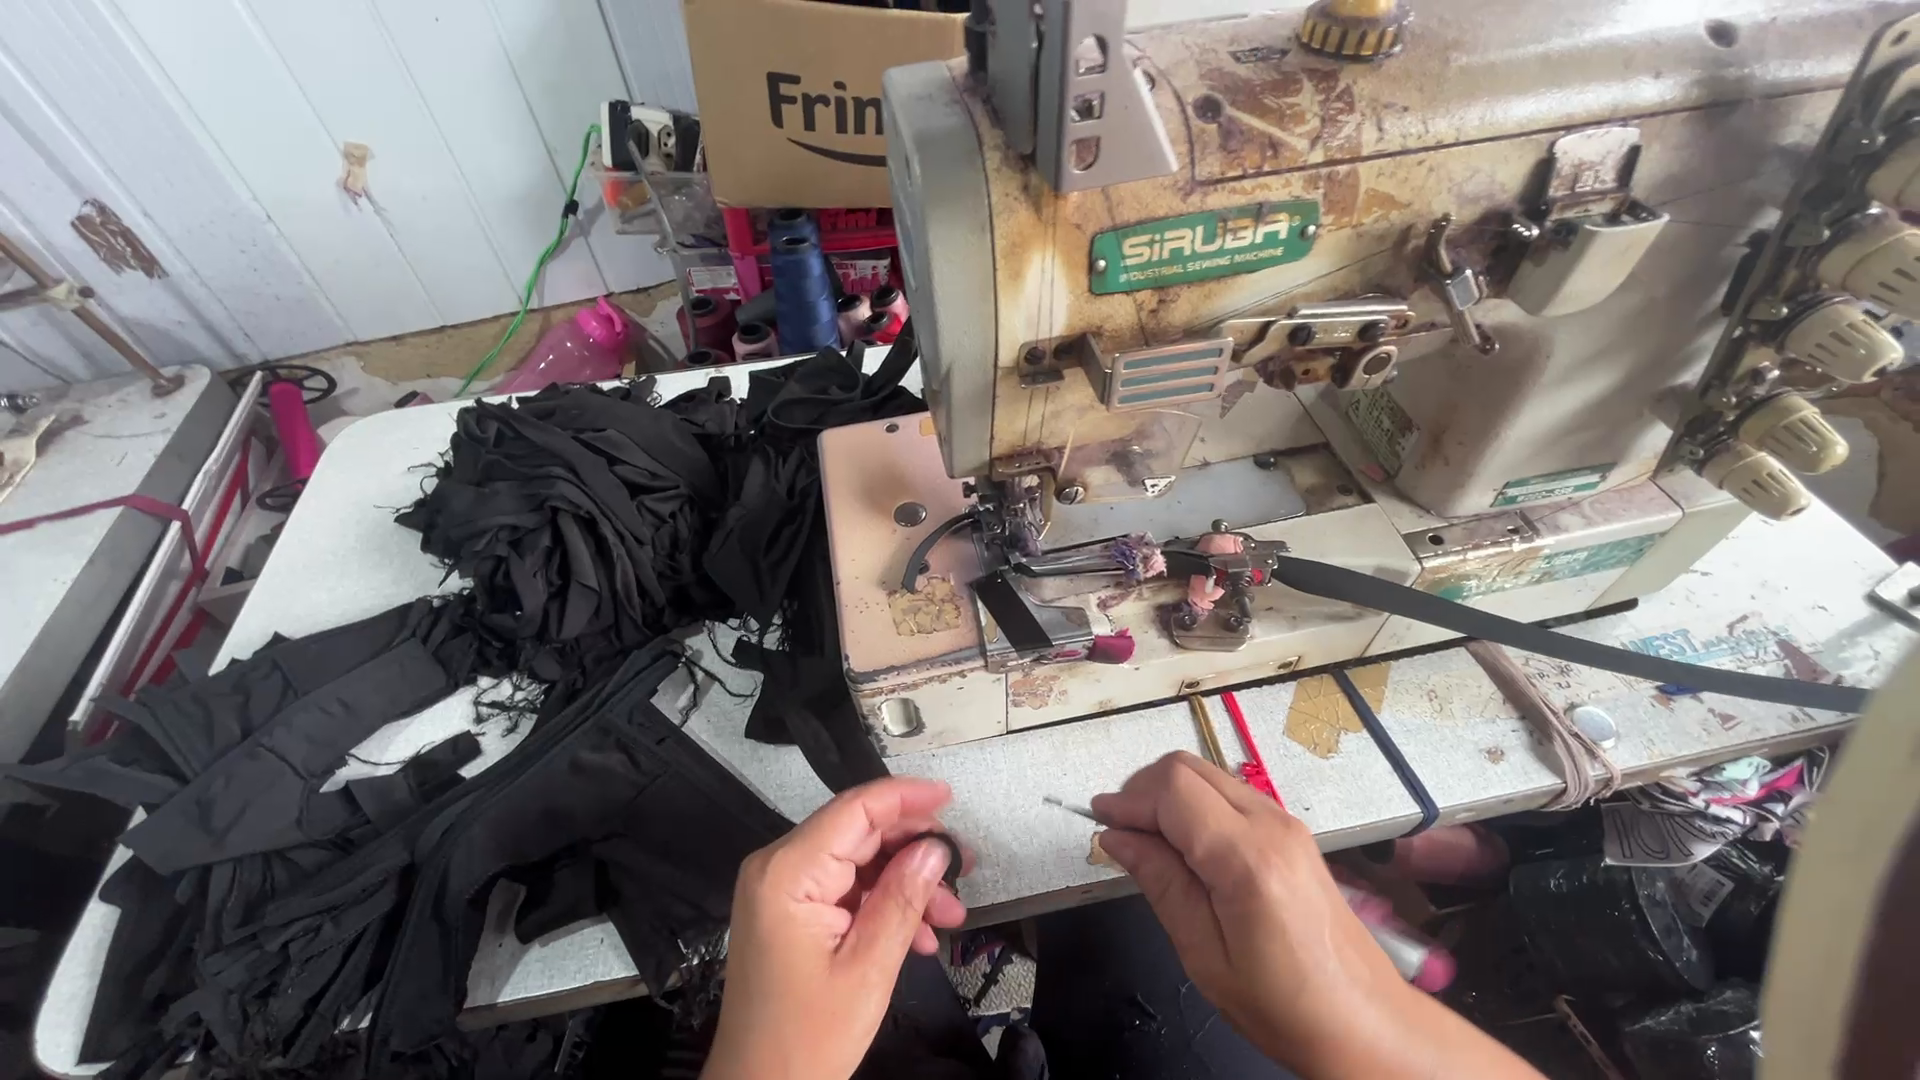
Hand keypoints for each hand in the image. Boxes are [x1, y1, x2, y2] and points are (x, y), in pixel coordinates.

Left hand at [703, 777, 967, 1079]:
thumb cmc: (805, 1040)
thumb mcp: (867, 968)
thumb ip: (903, 898)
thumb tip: (935, 848)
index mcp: (788, 873)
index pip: (854, 810)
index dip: (904, 797)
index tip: (948, 796)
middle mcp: (778, 867)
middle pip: (858, 832)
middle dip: (914, 847)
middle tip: (963, 865)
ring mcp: (781, 887)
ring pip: (858, 860)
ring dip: (905, 880)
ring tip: (949, 911)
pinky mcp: (790, 908)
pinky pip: (845, 886)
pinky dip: (882, 901)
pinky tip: (919, 931)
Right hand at [1093, 752, 1540, 1078]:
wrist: (1368, 1023)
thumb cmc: (1282, 1005)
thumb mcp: (1205, 956)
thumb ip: (1160, 883)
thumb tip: (1115, 837)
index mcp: (1247, 859)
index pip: (1172, 790)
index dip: (1127, 798)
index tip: (1098, 821)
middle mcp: (1270, 824)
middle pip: (1186, 768)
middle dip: (1142, 789)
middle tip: (1119, 831)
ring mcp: (1285, 822)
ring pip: (1206, 773)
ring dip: (1166, 793)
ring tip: (1145, 839)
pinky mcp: (1290, 830)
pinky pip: (1227, 793)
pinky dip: (1192, 802)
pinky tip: (1182, 842)